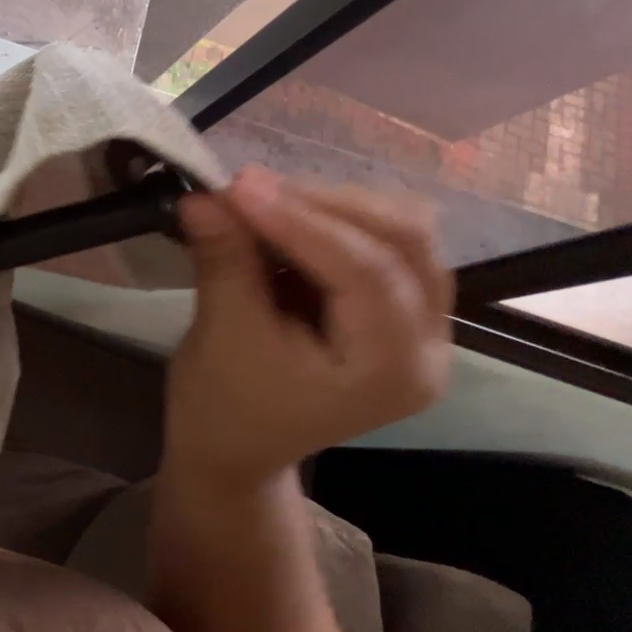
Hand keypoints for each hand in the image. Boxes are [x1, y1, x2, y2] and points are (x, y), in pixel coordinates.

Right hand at [164, 166, 452, 489]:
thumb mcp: (221, 336)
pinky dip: (327, 221)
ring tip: (258, 200)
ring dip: (327, 206)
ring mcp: (418, 325)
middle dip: (323, 203)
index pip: (367, 272)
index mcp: (392, 369)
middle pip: (403, 241)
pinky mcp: (392, 309)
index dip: (302, 220)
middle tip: (246, 186)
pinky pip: (379, 243)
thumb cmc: (223, 406)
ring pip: (398, 233)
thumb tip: (204, 197)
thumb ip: (224, 262)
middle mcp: (427, 343)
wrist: (232, 446)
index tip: (239, 185)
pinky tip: (277, 219)